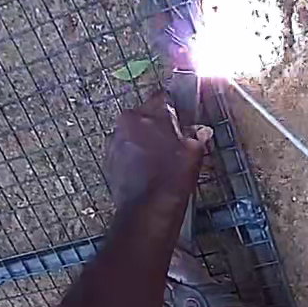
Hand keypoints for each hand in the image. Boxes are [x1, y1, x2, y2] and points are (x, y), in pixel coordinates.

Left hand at [105, 92, 211, 213]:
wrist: (148, 208)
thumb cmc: (172, 178)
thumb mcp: (193, 153)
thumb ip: (195, 136)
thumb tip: (199, 131)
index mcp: (149, 113)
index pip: (163, 98)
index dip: (174, 109)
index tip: (180, 119)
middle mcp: (127, 122)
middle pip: (144, 116)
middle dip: (156, 126)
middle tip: (171, 142)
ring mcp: (114, 141)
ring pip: (132, 133)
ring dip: (143, 141)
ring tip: (158, 159)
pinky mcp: (108, 159)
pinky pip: (123, 150)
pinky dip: (132, 156)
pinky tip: (145, 169)